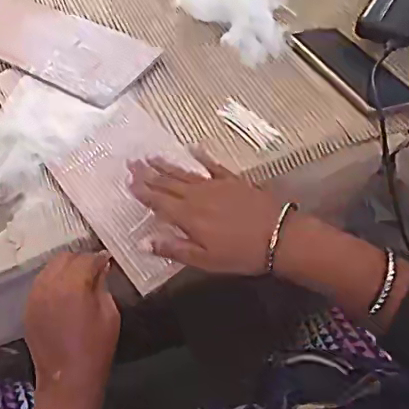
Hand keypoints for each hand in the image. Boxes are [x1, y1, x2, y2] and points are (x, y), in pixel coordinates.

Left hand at [24, 252, 118, 396]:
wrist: (68, 380)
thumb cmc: (95, 349)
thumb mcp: (110, 314)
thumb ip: (102, 286)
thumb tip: (100, 269)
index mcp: (71, 285)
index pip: (86, 258)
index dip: (99, 258)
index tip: (107, 262)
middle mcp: (48, 285)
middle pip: (64, 258)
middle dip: (80, 260)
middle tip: (94, 270)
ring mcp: (34, 296)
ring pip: (49, 268)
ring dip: (65, 269)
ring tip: (79, 281)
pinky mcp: (28, 308)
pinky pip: (41, 284)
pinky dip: (53, 282)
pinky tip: (64, 294)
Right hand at [128, 155, 283, 274]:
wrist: (280, 237)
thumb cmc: (240, 254)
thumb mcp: (204, 259)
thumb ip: (173, 248)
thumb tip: (142, 242)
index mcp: (187, 216)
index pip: (158, 201)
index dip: (142, 191)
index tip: (128, 181)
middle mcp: (197, 196)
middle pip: (167, 182)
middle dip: (148, 173)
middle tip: (132, 163)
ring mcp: (216, 185)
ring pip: (184, 172)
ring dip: (166, 165)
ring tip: (151, 157)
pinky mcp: (234, 181)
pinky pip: (212, 165)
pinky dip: (201, 156)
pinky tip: (193, 149)